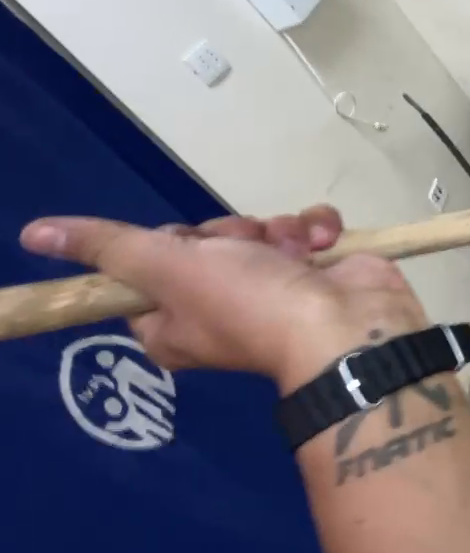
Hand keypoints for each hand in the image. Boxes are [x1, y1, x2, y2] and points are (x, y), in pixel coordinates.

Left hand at [18, 206, 429, 392]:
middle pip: (214, 239)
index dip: (171, 246)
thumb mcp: (172, 271)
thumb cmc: (254, 305)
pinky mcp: (326, 267)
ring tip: (301, 250)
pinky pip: (312, 228)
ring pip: (267, 230)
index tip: (188, 249)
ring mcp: (282, 284)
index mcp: (176, 319)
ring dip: (285, 231)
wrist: (349, 324)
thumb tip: (36, 233)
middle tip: (248, 252)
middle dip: (237, 234)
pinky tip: (328, 243)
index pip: (155, 264)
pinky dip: (321, 230)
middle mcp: (226, 302)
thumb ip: (112, 247)